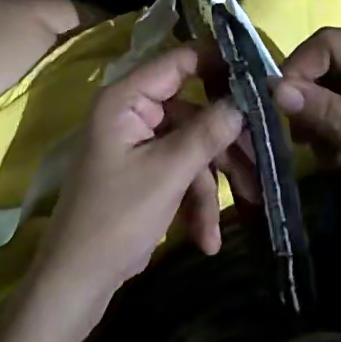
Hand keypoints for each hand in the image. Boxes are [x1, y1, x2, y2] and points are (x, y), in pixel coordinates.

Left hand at [0, 45, 243, 341]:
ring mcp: (139, 145)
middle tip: (262, 165)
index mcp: (126, 99)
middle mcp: (132, 114)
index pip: (179, 61)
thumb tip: (243, 99)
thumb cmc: (116, 217)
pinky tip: (207, 239)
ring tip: (243, 212)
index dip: (218, 62)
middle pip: (194, 112)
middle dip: (226, 147)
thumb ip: (207, 132)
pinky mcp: (145, 173)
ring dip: (213, 186)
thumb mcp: (168, 173)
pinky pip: (181, 174)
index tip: (259, 73)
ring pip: (193, 148)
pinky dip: (196, 203)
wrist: (78, 280)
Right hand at [273, 27, 340, 271]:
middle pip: (333, 58)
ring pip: (340, 78)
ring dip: (321, 111)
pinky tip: (335, 152)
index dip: (298, 70)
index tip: (278, 109)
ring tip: (316, 151)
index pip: (331, 42)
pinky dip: (339, 119)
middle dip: (309, 94)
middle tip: (295, 136)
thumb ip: (330, 115)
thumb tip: (275, 89)